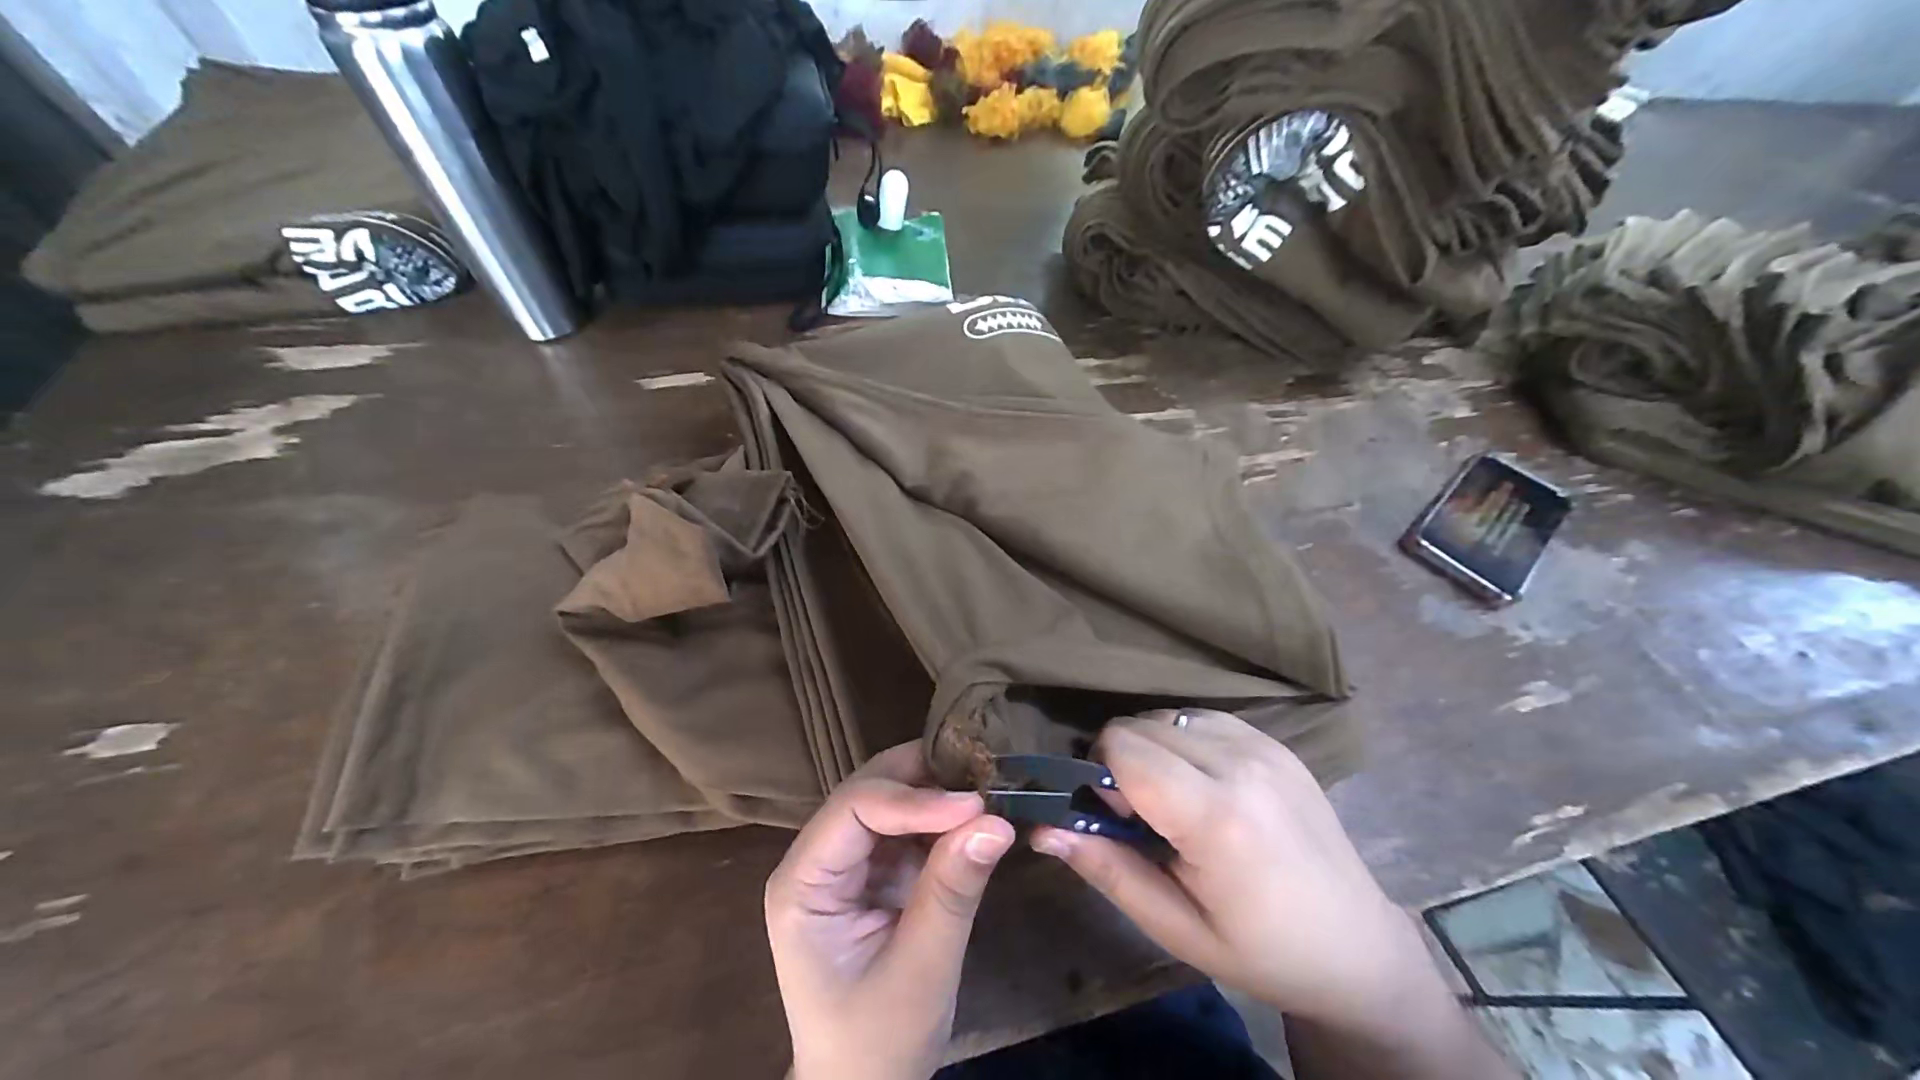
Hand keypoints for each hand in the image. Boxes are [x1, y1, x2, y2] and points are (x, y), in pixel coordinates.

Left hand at [765, 742, 1015, 1079]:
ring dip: (937, 790)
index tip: (975, 804)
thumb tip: (996, 821)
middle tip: (985, 774)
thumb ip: (952, 891)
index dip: (914, 799)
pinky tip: (976, 815)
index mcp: (802, 882)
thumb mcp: (921, 972)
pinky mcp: (875, 869)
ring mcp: (846, 860)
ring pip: (890, 796)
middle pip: (868, 790)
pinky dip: (943, 816)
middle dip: (925, 778)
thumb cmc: (878, 1042)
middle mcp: (817, 858)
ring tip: (988, 787)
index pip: (854, 809)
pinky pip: (909, 824)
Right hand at [1029, 709, 1444, 1030]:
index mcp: (1217, 816)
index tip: (1119, 819)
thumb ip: (1107, 868)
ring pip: (1166, 716)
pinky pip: (1200, 718)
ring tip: (1176, 801)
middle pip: (1139, 724)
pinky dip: (1183, 742)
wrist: (1358, 946)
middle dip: (1121, 761)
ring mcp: (1265, 746)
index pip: (1123, 746)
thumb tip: (1041, 829)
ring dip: (1152, 749)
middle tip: (1144, 817)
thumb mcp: (1176, 927)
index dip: (1101, 776)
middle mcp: (1242, 764)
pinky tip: (1203, 784)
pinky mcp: (1277, 741)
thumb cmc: (1261, 950)